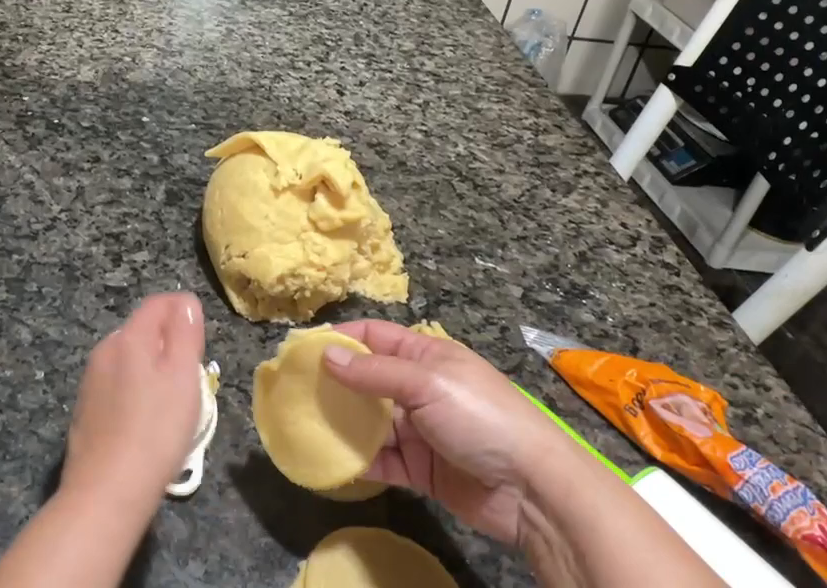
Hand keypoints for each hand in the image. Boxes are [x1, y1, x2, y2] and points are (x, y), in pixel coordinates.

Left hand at [60, 293, 206, 509]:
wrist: (107, 491)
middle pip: (140, 330)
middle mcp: (104, 351)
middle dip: (167, 338)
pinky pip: (117, 384)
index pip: (156, 303)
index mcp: (129, 338)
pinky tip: (146, 417)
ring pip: (128, 358)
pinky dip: (135, 389)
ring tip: (174, 394)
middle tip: (193, 364)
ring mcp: (91, 381)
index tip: (201, 327)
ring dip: (151, 365)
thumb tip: (185, 301)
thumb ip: (184, 333)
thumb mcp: (182, 377)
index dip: (181, 307)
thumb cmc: (155, 431)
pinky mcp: (86, 409)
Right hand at [322, 320, 574, 546]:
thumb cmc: (482, 417)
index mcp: (425, 355)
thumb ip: (374, 372)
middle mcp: (419, 388)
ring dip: (340, 424)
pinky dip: (356, 461)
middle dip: (332, 384)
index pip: (373, 336)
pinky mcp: (419, 469)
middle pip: (366, 380)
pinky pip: (380, 460)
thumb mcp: (427, 383)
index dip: (339, 339)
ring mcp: (419, 430)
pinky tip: (328, 461)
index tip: (300, 350)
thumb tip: (325, 355)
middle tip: (291, 391)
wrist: (535, 491)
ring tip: (301, 426)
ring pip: (368, 422)